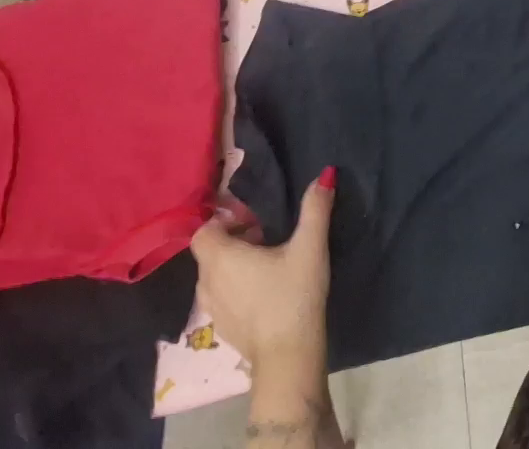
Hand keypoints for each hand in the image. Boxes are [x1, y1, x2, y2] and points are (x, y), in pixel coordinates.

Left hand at [190, 165, 335, 375]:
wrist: (288, 354)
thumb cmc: (293, 293)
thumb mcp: (310, 246)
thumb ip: (315, 208)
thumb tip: (324, 173)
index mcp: (221, 257)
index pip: (204, 230)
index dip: (226, 221)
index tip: (256, 222)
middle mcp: (206, 281)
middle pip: (210, 251)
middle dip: (235, 240)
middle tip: (269, 239)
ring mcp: (210, 308)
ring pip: (214, 275)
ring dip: (235, 265)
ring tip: (268, 265)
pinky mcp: (220, 328)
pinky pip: (221, 296)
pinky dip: (236, 287)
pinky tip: (265, 292)